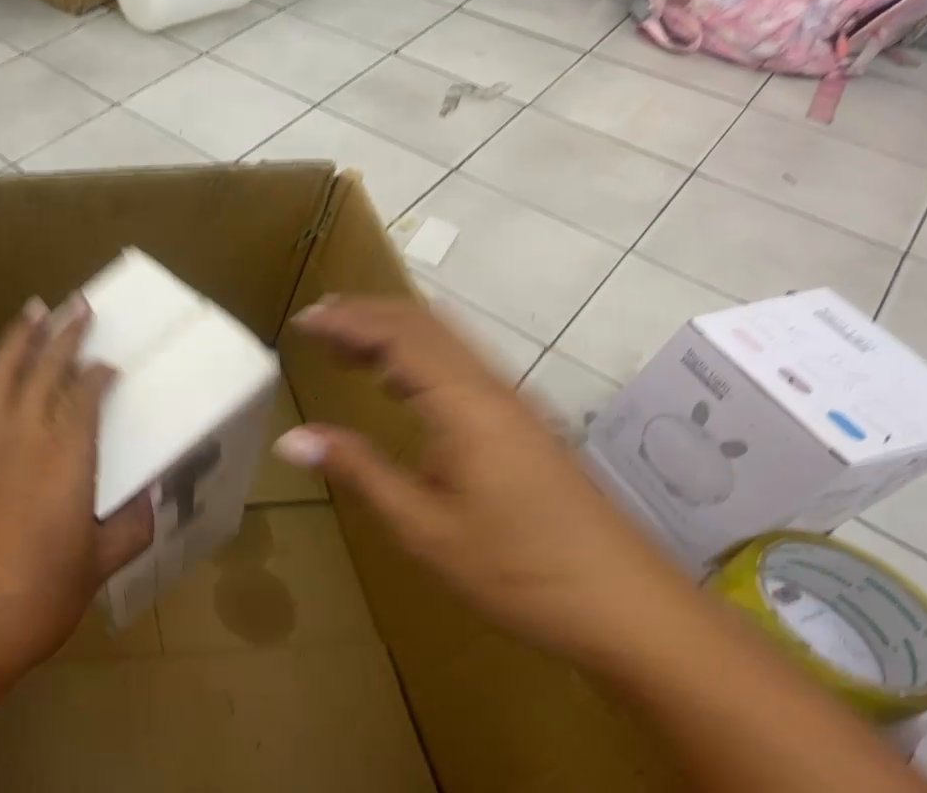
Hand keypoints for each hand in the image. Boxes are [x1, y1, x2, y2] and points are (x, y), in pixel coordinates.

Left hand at [0, 296, 154, 693]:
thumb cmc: (36, 599)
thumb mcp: (98, 568)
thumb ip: (130, 528)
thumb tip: (152, 498)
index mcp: (65, 458)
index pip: (85, 396)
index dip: (100, 374)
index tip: (113, 364)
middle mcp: (23, 437)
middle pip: (43, 370)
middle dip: (64, 334)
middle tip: (79, 306)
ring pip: (1, 374)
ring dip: (19, 339)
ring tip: (34, 311)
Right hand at [276, 298, 699, 671]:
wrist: (635, 612)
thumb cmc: (522, 572)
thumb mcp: (425, 528)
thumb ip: (359, 472)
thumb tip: (291, 438)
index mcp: (465, 406)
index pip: (398, 336)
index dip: (346, 321)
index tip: (302, 320)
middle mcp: (492, 391)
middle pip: (425, 325)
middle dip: (367, 314)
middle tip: (316, 321)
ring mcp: (515, 407)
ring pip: (447, 342)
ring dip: (394, 332)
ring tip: (345, 344)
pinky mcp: (525, 427)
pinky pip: (462, 367)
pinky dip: (418, 356)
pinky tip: (398, 385)